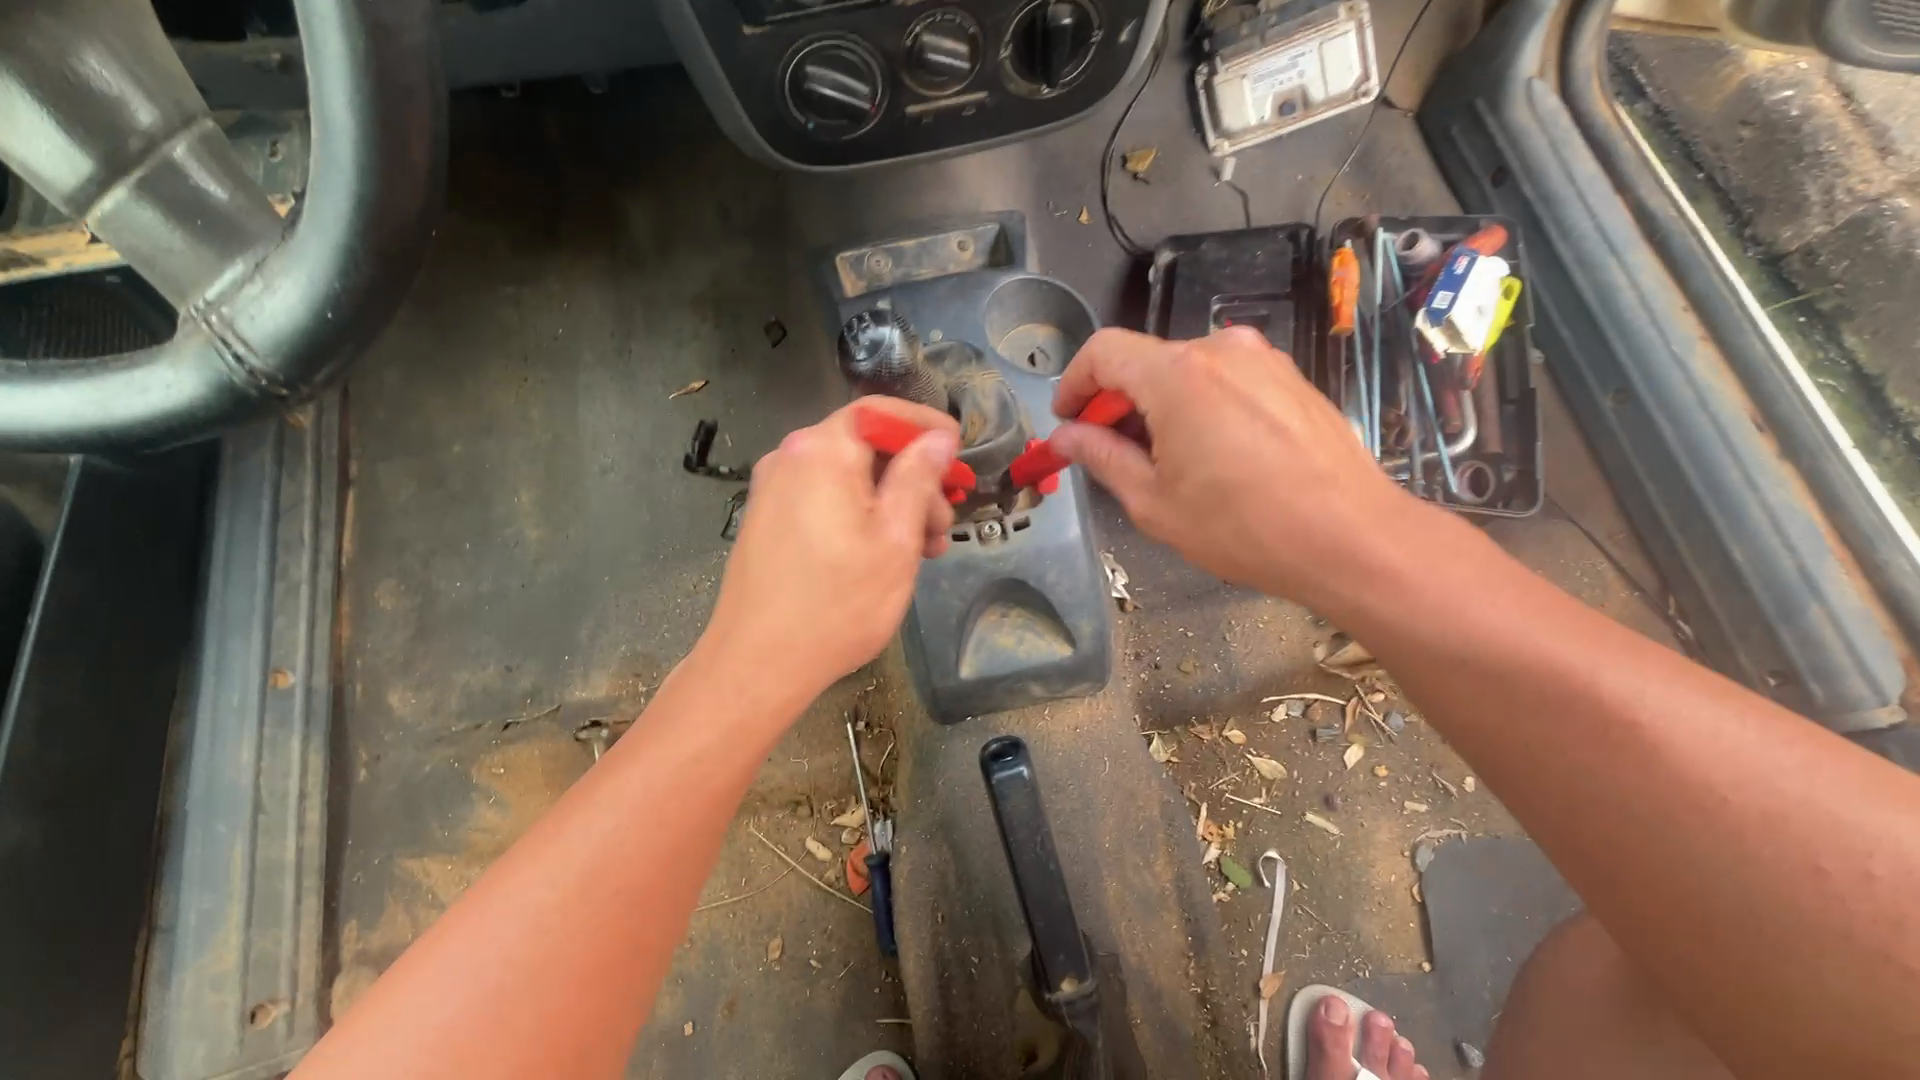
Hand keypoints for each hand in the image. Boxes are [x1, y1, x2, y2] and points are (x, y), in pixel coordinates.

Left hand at [698, 397, 960, 701]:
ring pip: (848, 478)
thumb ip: (918, 479)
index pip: (880, 411)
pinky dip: (860, 516)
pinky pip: (825, 499)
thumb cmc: (837, 603)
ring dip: (890, 504)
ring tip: (920, 552)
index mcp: (822, 451)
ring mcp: (773, 489)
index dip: (924, 426)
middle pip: (865, 447)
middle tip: (942, 528)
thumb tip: (937, 439)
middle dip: (913, 479)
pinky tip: (882, 557)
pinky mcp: (767, 520)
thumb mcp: (895, 539)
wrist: (758, 664)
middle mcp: (790, 457)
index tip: (958, 453)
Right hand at [1049, 326, 1421, 607]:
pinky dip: (1202, 406)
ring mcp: (1263, 360)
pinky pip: (1227, 380)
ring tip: (1169, 463)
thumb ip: (1100, 457)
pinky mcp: (1292, 378)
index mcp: (1177, 374)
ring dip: (1162, 406)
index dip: (1074, 383)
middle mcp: (1220, 350)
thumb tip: (1065, 437)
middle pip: (1146, 361)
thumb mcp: (1153, 501)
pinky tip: (1215, 456)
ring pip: (1188, 371)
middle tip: (1113, 454)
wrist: (1351, 537)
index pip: (1103, 350)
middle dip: (1119, 402)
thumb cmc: (1242, 527)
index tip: (1069, 421)